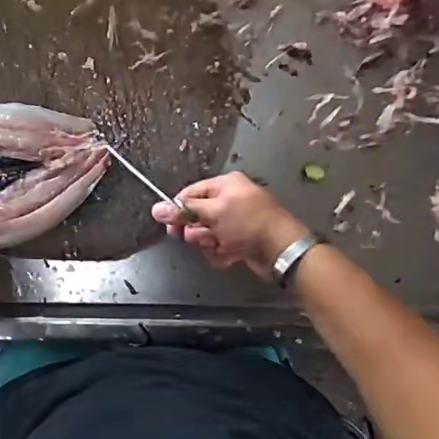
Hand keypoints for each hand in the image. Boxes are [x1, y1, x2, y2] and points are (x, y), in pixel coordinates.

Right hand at [151, 173, 309, 279]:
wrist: (282, 250)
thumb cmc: (248, 224)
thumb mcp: (213, 213)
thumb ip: (183, 210)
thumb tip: (156, 209)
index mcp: (226, 185)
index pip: (189, 194)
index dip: (178, 210)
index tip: (171, 226)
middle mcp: (230, 200)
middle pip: (195, 216)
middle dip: (198, 230)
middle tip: (205, 237)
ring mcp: (235, 221)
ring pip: (205, 233)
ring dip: (209, 243)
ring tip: (223, 246)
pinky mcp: (240, 240)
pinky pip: (218, 246)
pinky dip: (222, 252)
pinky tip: (232, 254)